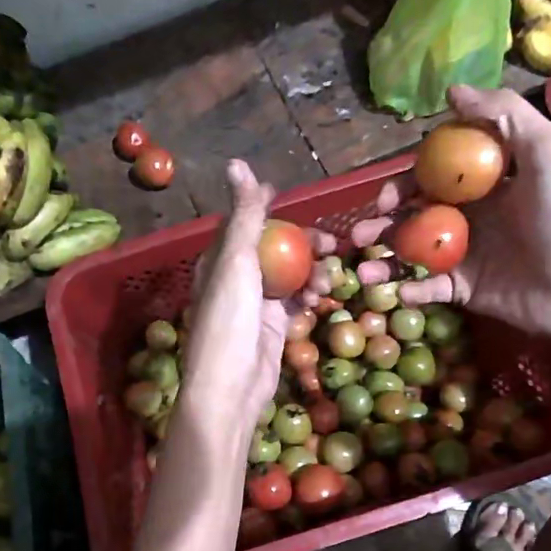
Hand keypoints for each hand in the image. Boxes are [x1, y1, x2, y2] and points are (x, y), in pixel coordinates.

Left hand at [178, 161, 333, 422]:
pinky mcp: (275, 326)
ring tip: (328, 278)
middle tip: (330, 243)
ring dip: (312, 271)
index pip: (244, 223)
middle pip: (275, 248)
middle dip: (302, 243)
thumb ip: (243, 216)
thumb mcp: (236, 262)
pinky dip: (310, 295)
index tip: (293, 198)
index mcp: (219, 260)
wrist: (231, 386)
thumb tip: (237, 164)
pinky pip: (297, 300)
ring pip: (291, 274)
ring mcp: (257, 303)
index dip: (267, 208)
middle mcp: (237, 278)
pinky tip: (321, 298)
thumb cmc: (229, 321)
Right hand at [352, 85, 550, 353]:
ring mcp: (465, 253)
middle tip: (364, 232)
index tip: (387, 195)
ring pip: (413, 251)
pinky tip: (396, 292)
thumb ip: (502, 114)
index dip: (405, 181)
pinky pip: (428, 288)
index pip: (434, 173)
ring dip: (384, 258)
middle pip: (414, 212)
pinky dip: (408, 290)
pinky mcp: (465, 289)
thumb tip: (453, 90)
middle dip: (383, 221)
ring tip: (362, 269)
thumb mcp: (546, 149)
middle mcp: (471, 214)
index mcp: (486, 181)